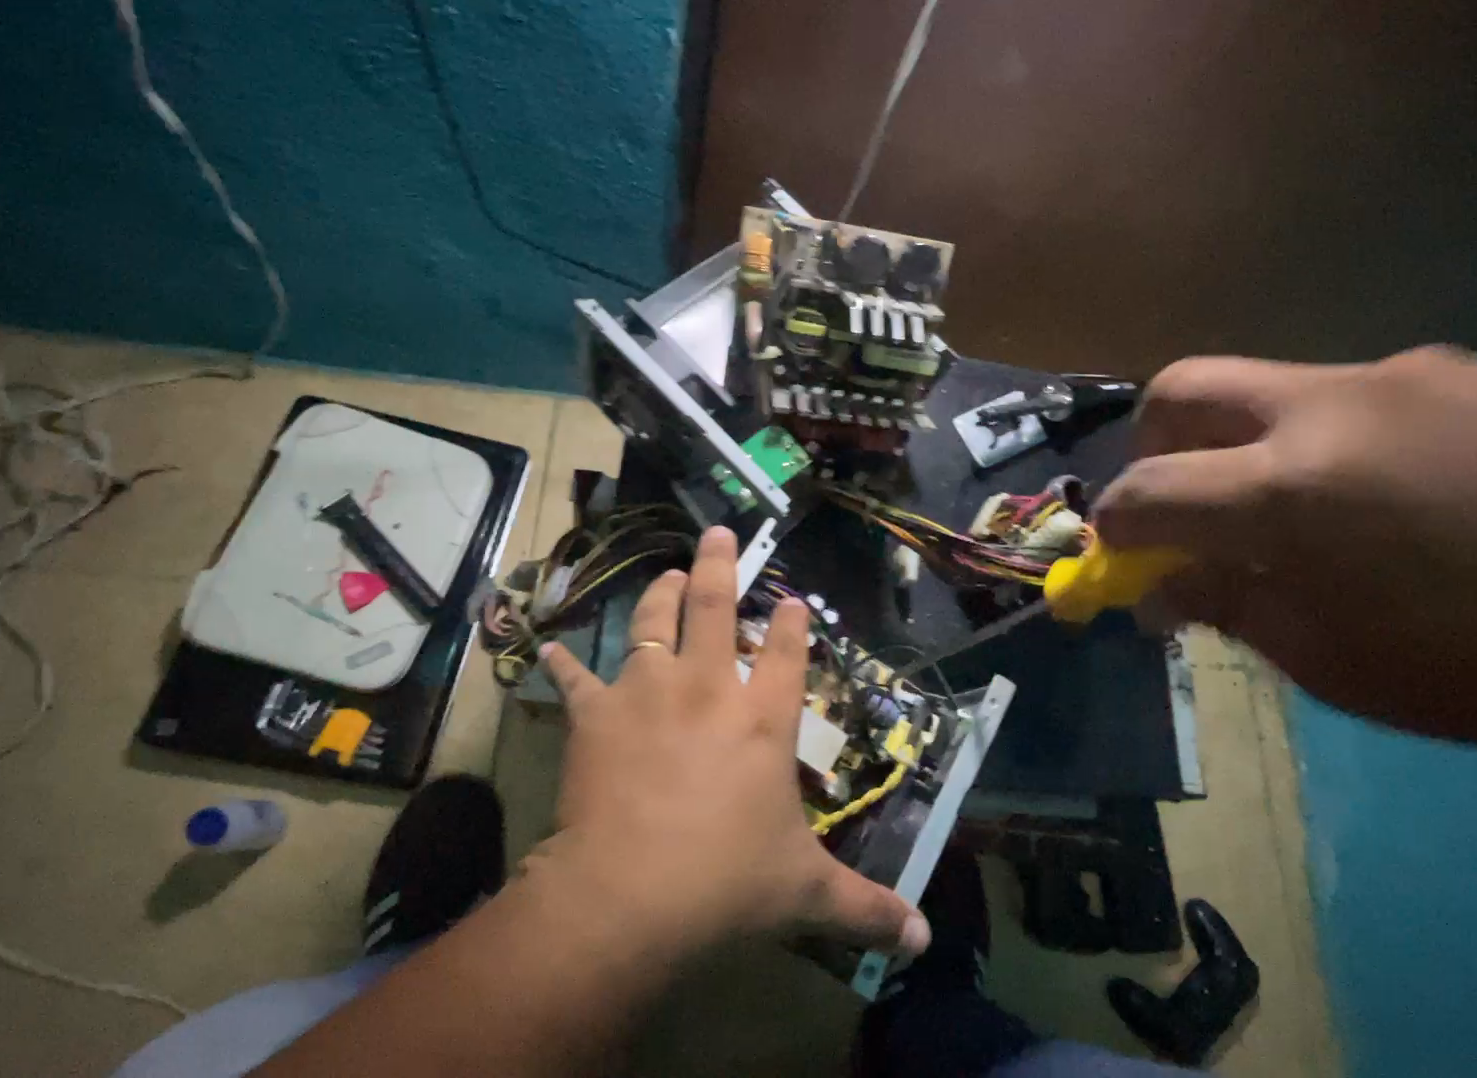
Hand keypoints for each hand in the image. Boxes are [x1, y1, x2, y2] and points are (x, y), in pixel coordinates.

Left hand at [534, 527, 930, 958]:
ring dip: (660, 594)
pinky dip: (567, 664)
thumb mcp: (807, 897)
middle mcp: (707, 689)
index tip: (792, 600)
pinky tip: (554, 650)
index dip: (792, 624)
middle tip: (720, 533)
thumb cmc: (727, 885)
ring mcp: (646, 693)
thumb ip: (867, 911)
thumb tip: (922, 944)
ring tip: (667, 574)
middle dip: (721, 566)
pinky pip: (576, 679)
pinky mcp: (594, 716)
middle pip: (715, 608)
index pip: (787, 655)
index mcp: (763, 721)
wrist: (630, 893)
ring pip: (652, 623)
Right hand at [1094, 348, 1476, 811]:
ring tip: (1304, 513)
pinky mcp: (1471, 372)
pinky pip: (1360, 396)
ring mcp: (1406, 375)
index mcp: (1285, 492)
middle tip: (1178, 503)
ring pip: (1275, 388)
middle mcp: (1329, 406)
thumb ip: (1228, 606)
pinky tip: (1395, 496)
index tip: (1118, 554)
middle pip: (1184, 388)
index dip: (1114, 527)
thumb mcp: (1331, 661)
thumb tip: (1163, 588)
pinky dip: (1330, 440)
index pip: (1145, 492)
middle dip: (1153, 446)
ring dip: (1248, 444)